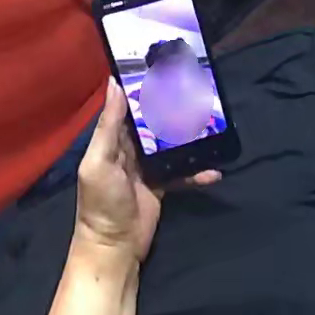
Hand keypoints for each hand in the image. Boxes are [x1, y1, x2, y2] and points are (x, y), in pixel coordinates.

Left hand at [72, 91, 219, 266]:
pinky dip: (199, 170)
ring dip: (191, 134)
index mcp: (114, 139)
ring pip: (174, 141)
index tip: (166, 65)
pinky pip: (185, 170)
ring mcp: (150, 165)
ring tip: (213, 121)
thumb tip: (114, 83)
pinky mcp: (164, 182)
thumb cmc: (102, 203)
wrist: (114, 248)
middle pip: (156, 120)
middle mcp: (132, 147)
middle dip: (175, 105)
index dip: (144, 86)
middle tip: (199, 87)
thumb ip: (109, 126)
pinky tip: (215, 170)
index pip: (130, 105)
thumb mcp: (99, 162)